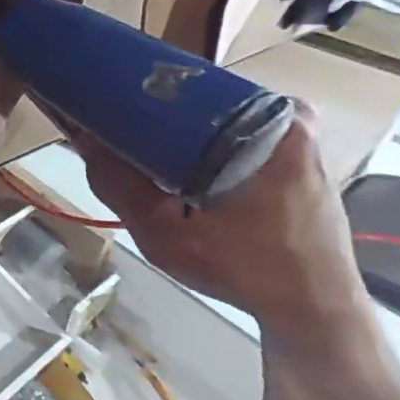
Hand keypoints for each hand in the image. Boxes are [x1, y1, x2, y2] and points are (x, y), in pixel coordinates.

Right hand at [74, 102, 370, 341]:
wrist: (316, 315)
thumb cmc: (245, 270)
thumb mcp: (166, 234)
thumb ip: (117, 185)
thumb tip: (83, 138)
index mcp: (268, 123)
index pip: (190, 84)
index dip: (144, 92)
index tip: (110, 103)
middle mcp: (290, 120)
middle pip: (203, 100)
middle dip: (161, 114)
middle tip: (123, 134)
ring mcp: (302, 140)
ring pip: (220, 120)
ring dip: (185, 134)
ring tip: (147, 153)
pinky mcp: (303, 162)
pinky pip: (240, 138)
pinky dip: (210, 149)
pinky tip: (185, 174)